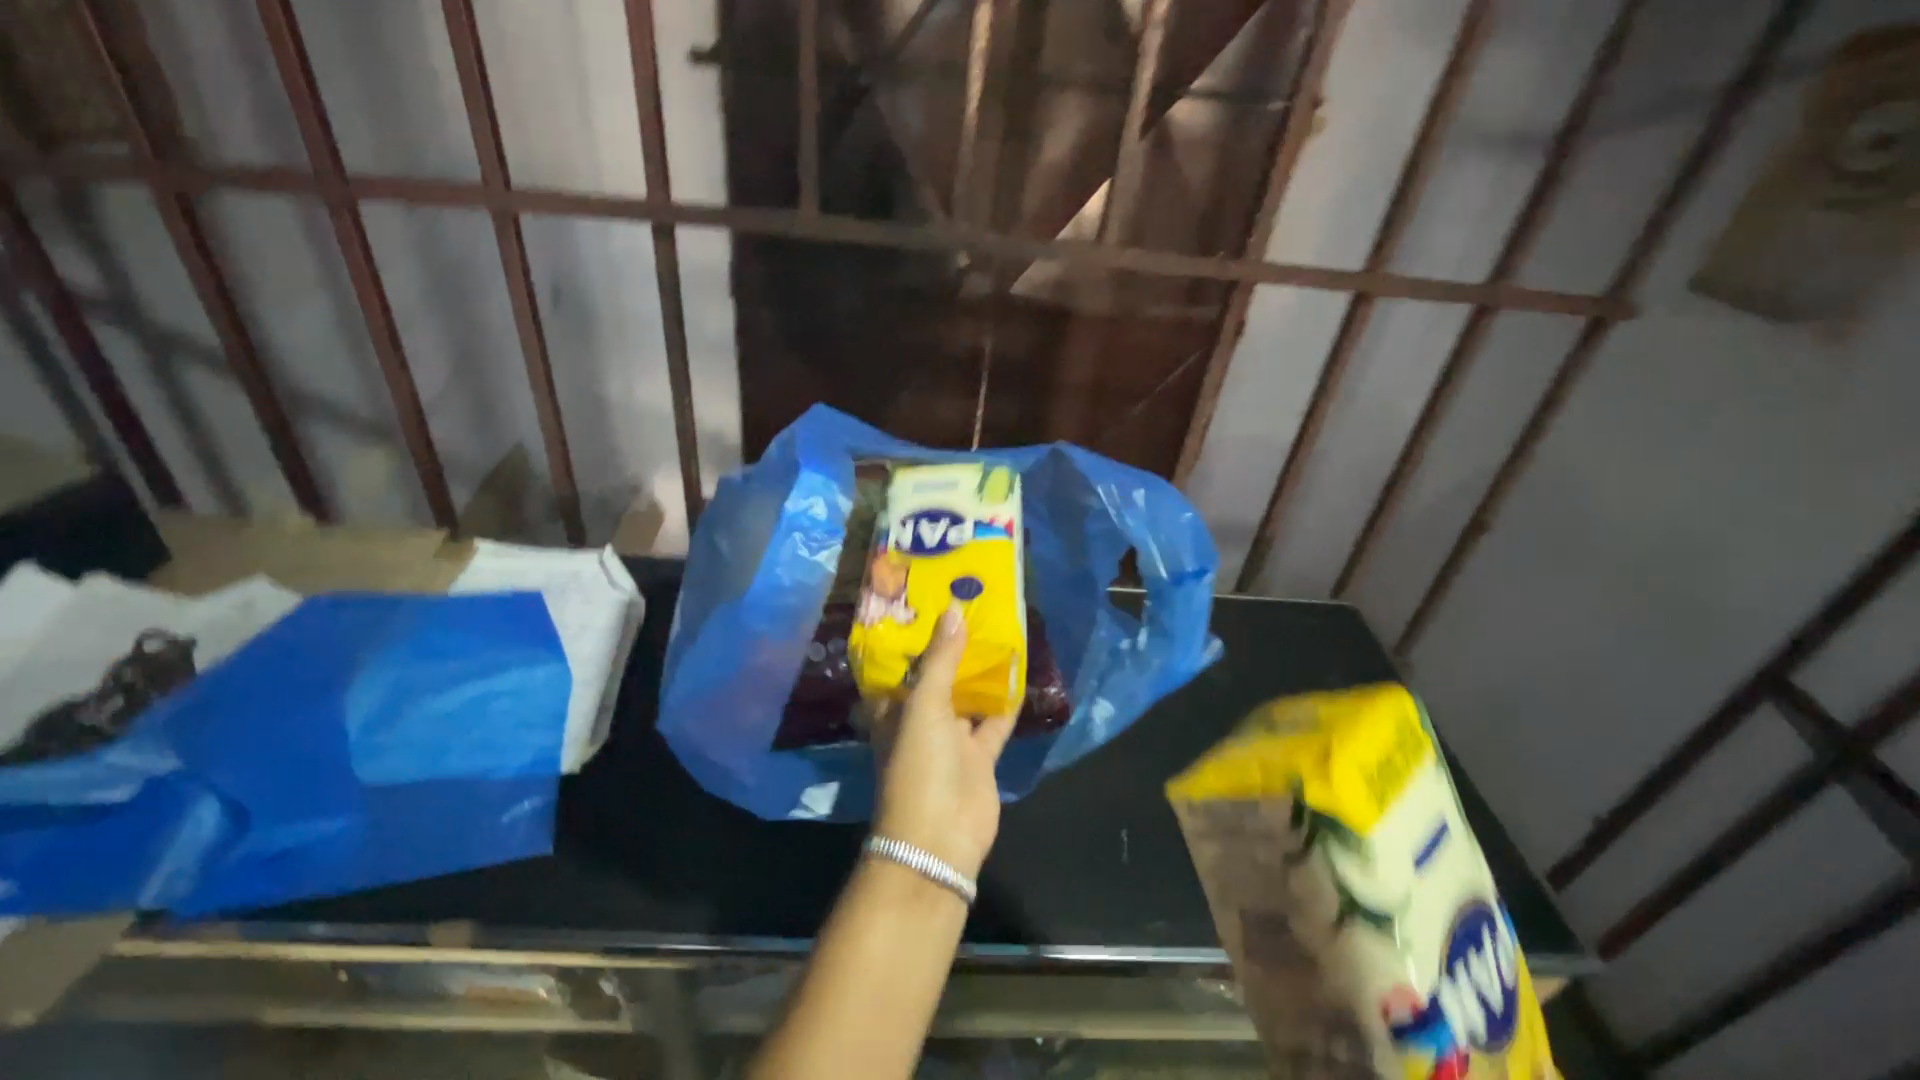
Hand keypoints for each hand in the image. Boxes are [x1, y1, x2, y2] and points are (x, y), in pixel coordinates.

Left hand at [870, 604, 1016, 879]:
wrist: (941, 836)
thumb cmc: (919, 764)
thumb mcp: (924, 704)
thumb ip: (940, 659)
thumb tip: (953, 610)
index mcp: (892, 708)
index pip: (897, 666)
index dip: (909, 637)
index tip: (926, 602)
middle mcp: (919, 720)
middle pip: (935, 677)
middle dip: (950, 648)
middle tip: (973, 605)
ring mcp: (950, 740)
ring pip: (967, 697)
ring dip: (980, 671)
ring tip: (1000, 628)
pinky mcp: (979, 757)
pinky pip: (995, 722)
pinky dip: (1007, 702)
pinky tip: (1023, 673)